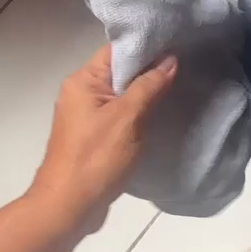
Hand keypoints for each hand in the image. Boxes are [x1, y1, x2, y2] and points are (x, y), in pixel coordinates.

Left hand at [30, 45, 176, 229]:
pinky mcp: (90, 135)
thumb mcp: (127, 119)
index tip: (176, 45)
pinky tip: (158, 115)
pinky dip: (135, 114)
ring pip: (119, 95)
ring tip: (176, 88)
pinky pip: (117, 115)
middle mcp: (79, 92)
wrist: (68, 206)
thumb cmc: (96, 158)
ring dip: (144, 94)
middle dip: (148, 71)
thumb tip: (169, 60)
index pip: (116, 51)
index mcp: (82, 80)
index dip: (145, 47)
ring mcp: (84, 115)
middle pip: (119, 72)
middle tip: (183, 67)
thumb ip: (148, 87)